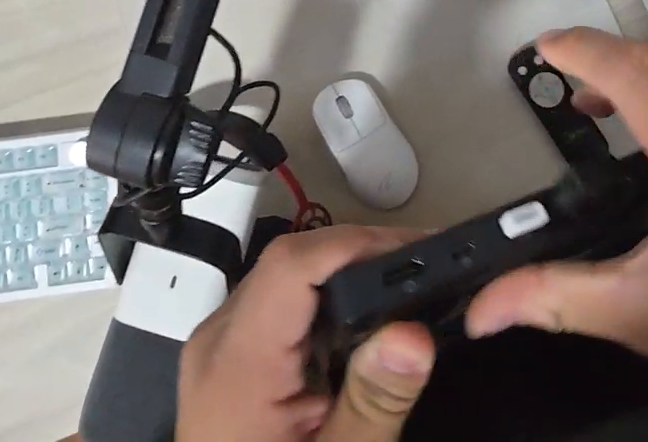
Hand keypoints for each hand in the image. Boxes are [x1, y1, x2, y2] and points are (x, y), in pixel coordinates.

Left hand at [179, 226, 436, 441]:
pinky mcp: (228, 359)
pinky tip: (367, 321)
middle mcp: (218, 339)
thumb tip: (414, 332)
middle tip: (429, 268)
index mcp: (236, 364)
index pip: (291, 265)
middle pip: (290, 265)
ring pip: (286, 280)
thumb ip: (373, 404)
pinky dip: (328, 303)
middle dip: (361, 255)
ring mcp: (218, 347)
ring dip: (347, 275)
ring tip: (408, 287)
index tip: (420, 250)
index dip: (354, 243)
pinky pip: (280, 307)